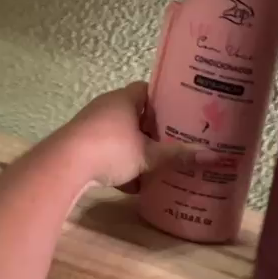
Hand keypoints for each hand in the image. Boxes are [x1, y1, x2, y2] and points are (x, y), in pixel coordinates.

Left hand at [48, 82, 209, 191]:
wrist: (65, 163)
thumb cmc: (111, 148)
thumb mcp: (148, 155)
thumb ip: (177, 155)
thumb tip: (212, 156)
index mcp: (125, 99)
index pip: (148, 91)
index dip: (164, 101)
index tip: (180, 115)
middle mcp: (107, 106)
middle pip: (135, 114)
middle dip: (152, 131)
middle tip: (173, 143)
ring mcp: (92, 125)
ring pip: (121, 135)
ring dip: (136, 150)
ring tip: (156, 166)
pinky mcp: (81, 144)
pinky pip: (107, 151)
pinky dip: (119, 166)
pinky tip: (133, 187)